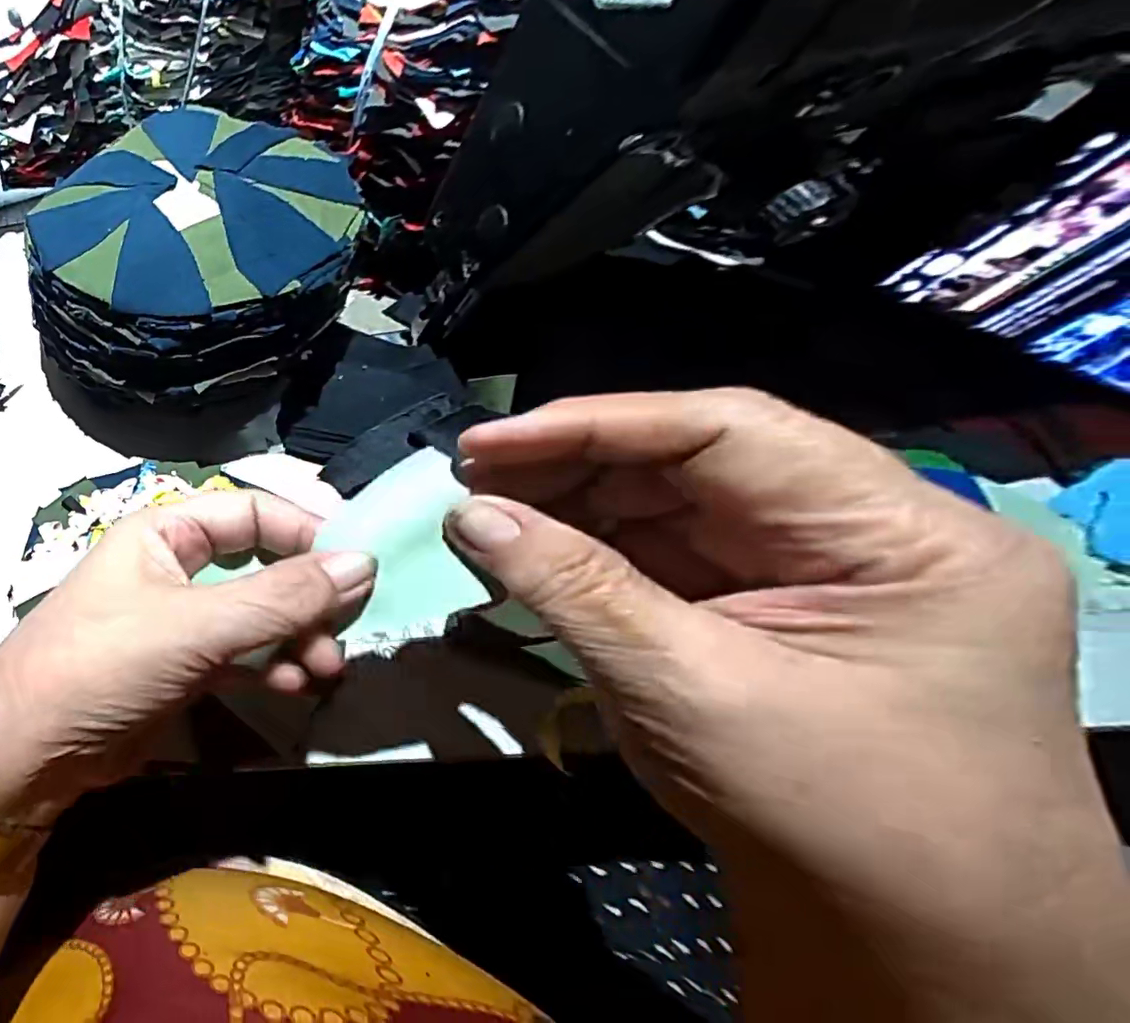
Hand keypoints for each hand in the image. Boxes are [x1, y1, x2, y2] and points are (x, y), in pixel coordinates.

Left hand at [0, 491, 375, 825]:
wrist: (28, 753)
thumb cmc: (104, 663)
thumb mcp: (194, 625)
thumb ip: (280, 597)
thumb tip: (361, 563)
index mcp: (165, 532)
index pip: (250, 512)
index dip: (304, 531)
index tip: (356, 563)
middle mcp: (174, 567)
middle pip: (260, 565)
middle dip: (305, 596)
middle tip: (344, 629)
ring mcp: (179, 619)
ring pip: (256, 614)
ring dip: (295, 636)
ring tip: (325, 668)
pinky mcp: (182, 666)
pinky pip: (242, 654)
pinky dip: (271, 665)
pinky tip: (294, 684)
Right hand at [443, 389, 1126, 1017]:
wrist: (898, 940)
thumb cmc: (827, 816)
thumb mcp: (686, 687)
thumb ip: (572, 586)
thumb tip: (467, 514)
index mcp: (894, 534)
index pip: (726, 432)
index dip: (593, 425)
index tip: (488, 441)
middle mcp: (848, 529)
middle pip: (684, 460)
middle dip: (566, 464)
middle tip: (469, 475)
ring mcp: (794, 565)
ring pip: (656, 501)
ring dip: (562, 503)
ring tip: (479, 508)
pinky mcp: (745, 601)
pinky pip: (648, 550)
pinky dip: (575, 547)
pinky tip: (519, 547)